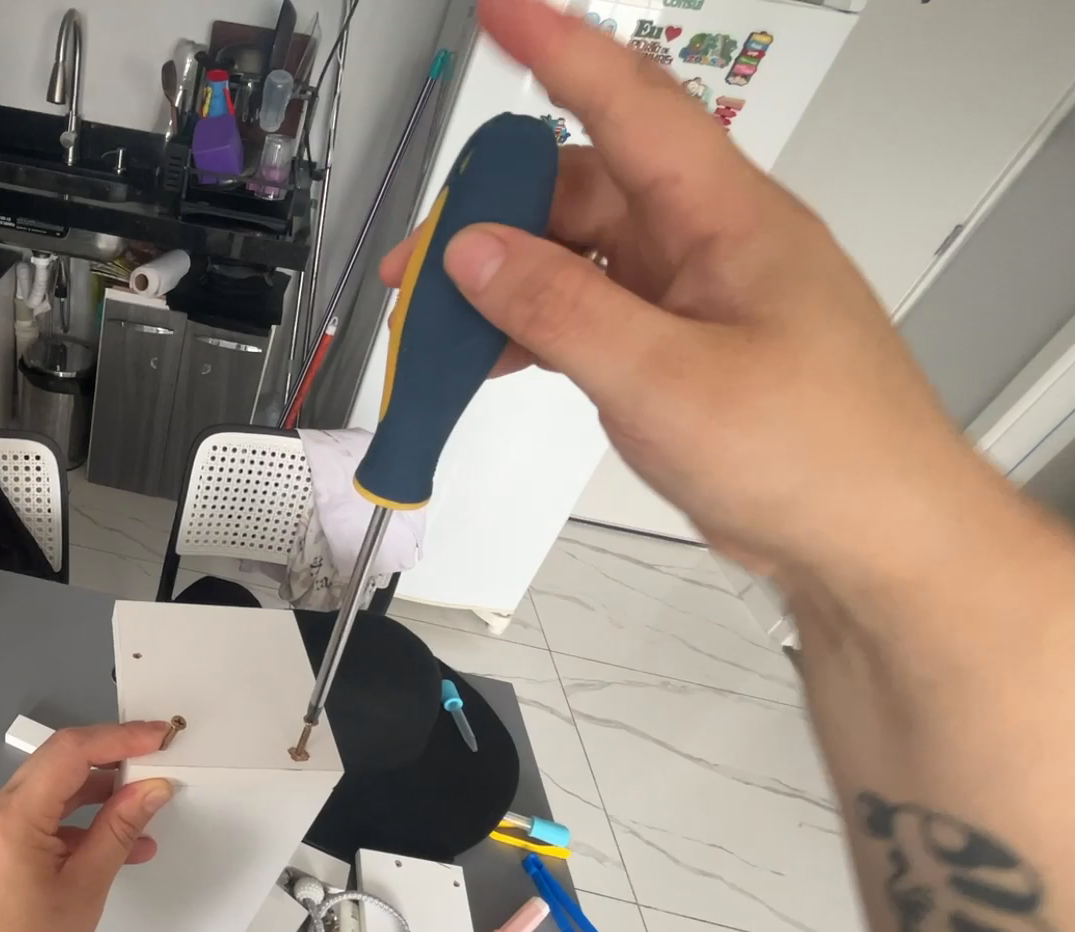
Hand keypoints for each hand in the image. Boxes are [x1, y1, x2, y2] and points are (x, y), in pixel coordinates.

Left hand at [0, 722, 174, 931]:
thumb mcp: (86, 887)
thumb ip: (121, 829)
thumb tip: (154, 788)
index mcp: (15, 814)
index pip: (71, 751)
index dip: (119, 738)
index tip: (160, 738)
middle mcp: (0, 809)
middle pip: (61, 760)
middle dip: (112, 754)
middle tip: (157, 757)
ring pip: (56, 786)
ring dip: (101, 789)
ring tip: (147, 801)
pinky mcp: (4, 845)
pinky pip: (48, 814)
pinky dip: (84, 819)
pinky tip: (122, 842)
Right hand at [383, 0, 994, 585]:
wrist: (860, 534)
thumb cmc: (804, 450)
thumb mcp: (661, 376)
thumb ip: (559, 309)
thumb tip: (474, 252)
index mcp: (724, 220)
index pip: (633, 106)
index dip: (561, 52)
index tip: (500, 11)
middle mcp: (699, 243)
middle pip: (575, 193)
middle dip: (487, 221)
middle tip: (417, 267)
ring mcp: (679, 294)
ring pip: (565, 258)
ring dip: (498, 285)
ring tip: (440, 328)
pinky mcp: (661, 340)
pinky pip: (575, 311)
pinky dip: (523, 328)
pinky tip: (490, 359)